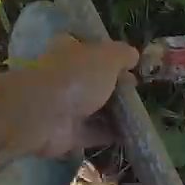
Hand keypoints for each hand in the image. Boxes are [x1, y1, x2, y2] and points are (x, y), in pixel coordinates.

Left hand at [13, 34, 139, 156]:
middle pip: (94, 82)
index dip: (110, 57)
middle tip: (137, 93)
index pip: (89, 49)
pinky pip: (94, 133)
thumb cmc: (76, 77)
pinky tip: (132, 135)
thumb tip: (133, 56)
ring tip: (141, 115)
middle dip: (116, 88)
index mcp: (69, 51)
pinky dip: (111, 134)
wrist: (43, 115)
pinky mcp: (67, 133)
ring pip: (95, 109)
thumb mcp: (107, 57)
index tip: (131, 67)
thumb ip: (122, 55)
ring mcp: (64, 107)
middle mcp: (65, 77)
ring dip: (116, 113)